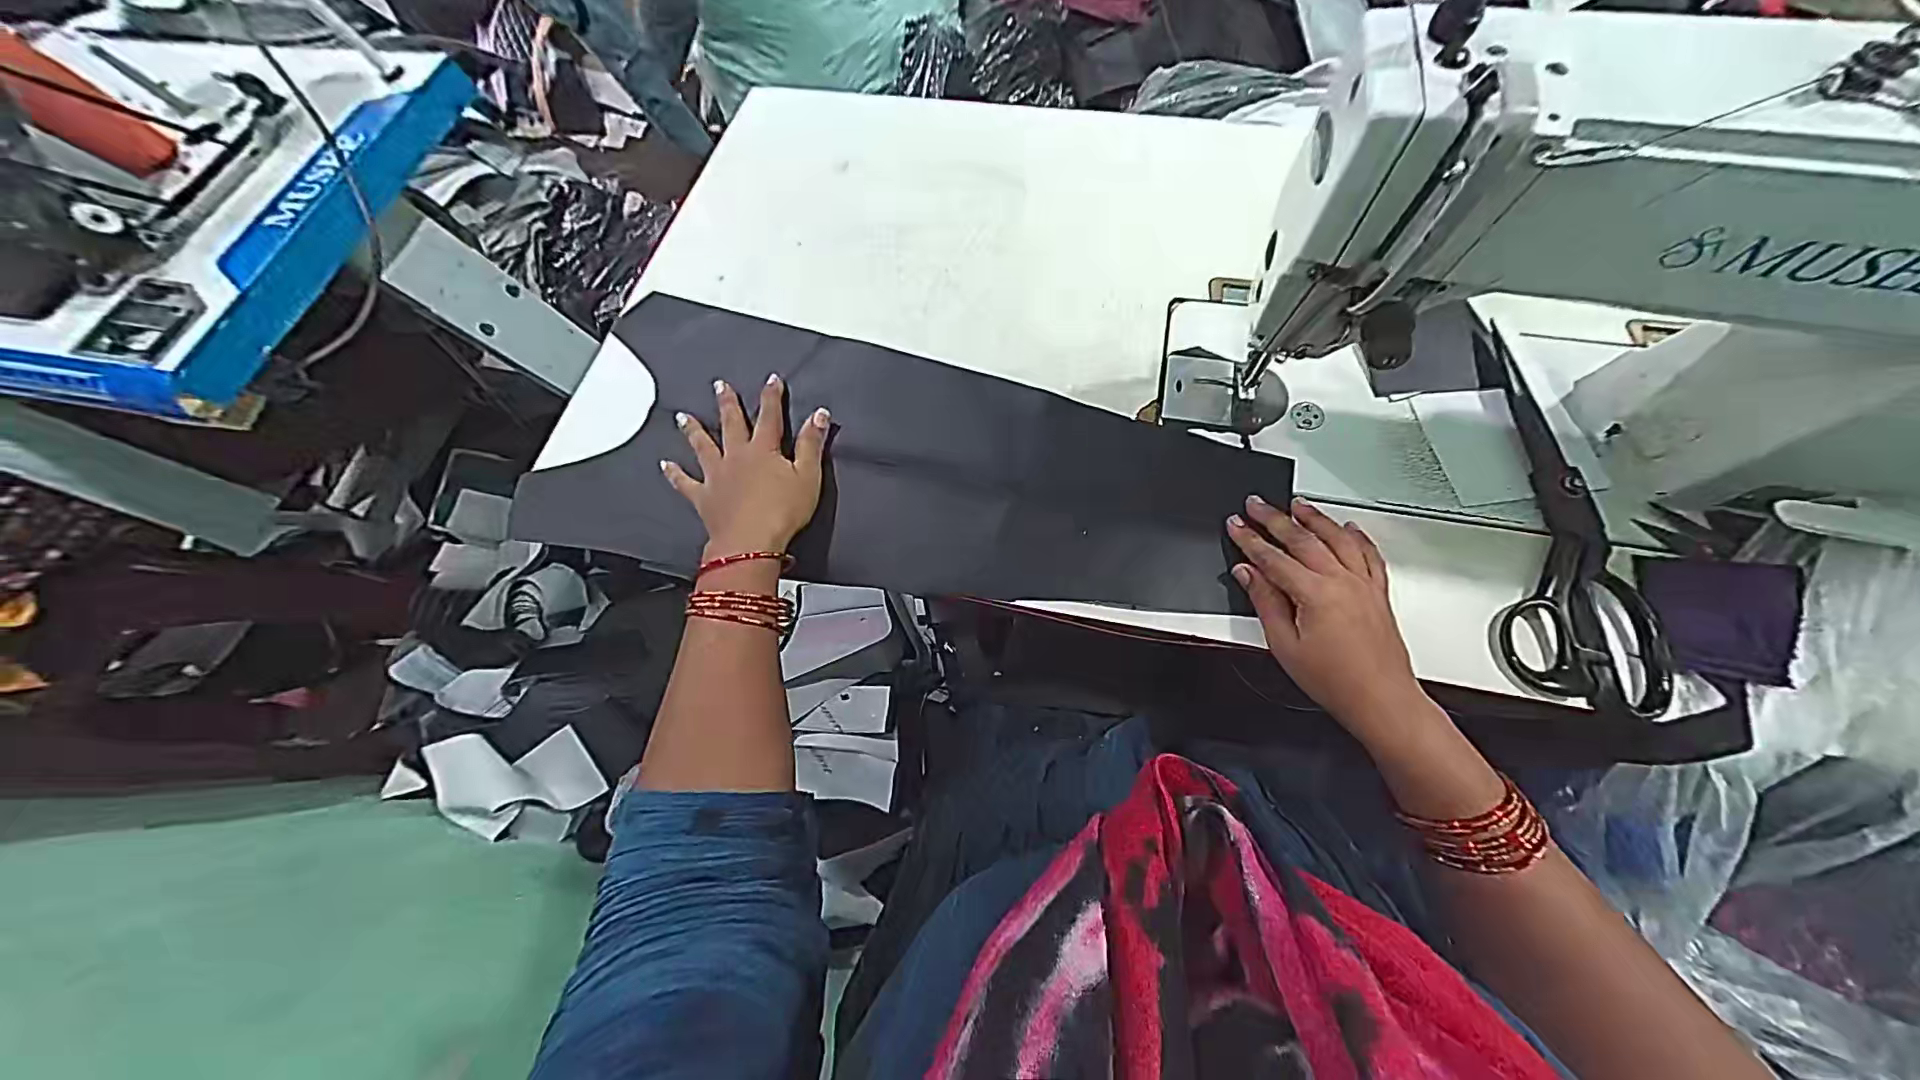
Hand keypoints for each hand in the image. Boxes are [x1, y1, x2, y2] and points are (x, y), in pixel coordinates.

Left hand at [662, 375, 829, 555]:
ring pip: (703, 446)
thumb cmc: (783, 512)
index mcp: (763, 450)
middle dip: (727, 403)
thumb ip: (811, 444)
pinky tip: (665, 465)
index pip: (769, 417)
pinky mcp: (704, 498)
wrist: (751, 542)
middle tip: (719, 386)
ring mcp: (716, 476)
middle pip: (731, 424)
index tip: (771, 380)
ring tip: (683, 416)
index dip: (771, 397)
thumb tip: (819, 415)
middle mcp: (736, 457)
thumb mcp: (808, 476)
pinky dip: (674, 474)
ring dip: (693, 430)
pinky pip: (685, 482)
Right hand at [1227, 496, 1429, 739]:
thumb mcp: (1284, 644)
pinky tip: (1349, 527)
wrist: (1381, 700)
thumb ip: (1266, 602)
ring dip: (1314, 517)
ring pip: (1337, 538)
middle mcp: (1343, 582)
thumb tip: (1249, 574)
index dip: (1250, 539)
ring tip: (1297, 504)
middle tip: (1256, 505)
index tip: (1236, 525)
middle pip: (1303, 538)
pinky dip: (1357, 536)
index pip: (1273, 557)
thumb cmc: (1336, 680)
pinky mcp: (1378, 593)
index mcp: (1316, 593)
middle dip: (1274, 518)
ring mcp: (1364, 585)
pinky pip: (1368, 554)